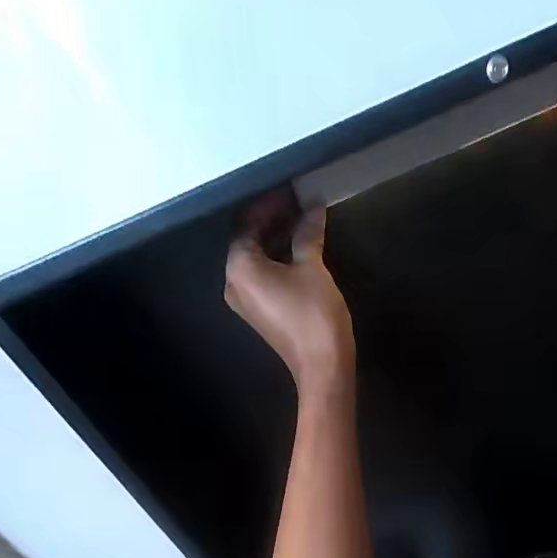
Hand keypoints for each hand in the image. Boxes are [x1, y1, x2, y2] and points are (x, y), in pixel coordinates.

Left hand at [225, 203, 354, 389]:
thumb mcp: (313, 268)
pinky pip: (264, 276)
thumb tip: (313, 206)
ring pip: (257, 259)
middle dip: (273, 221)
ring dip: (277, 240)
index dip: (269, 205)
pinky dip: (278, 260)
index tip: (291, 191)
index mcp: (239, 267)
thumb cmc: (315, 315)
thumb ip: (308, 234)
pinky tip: (299, 250)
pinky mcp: (260, 312)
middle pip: (249, 241)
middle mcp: (233, 282)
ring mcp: (245, 300)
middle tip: (299, 203)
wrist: (323, 366)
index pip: (247, 224)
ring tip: (303, 223)